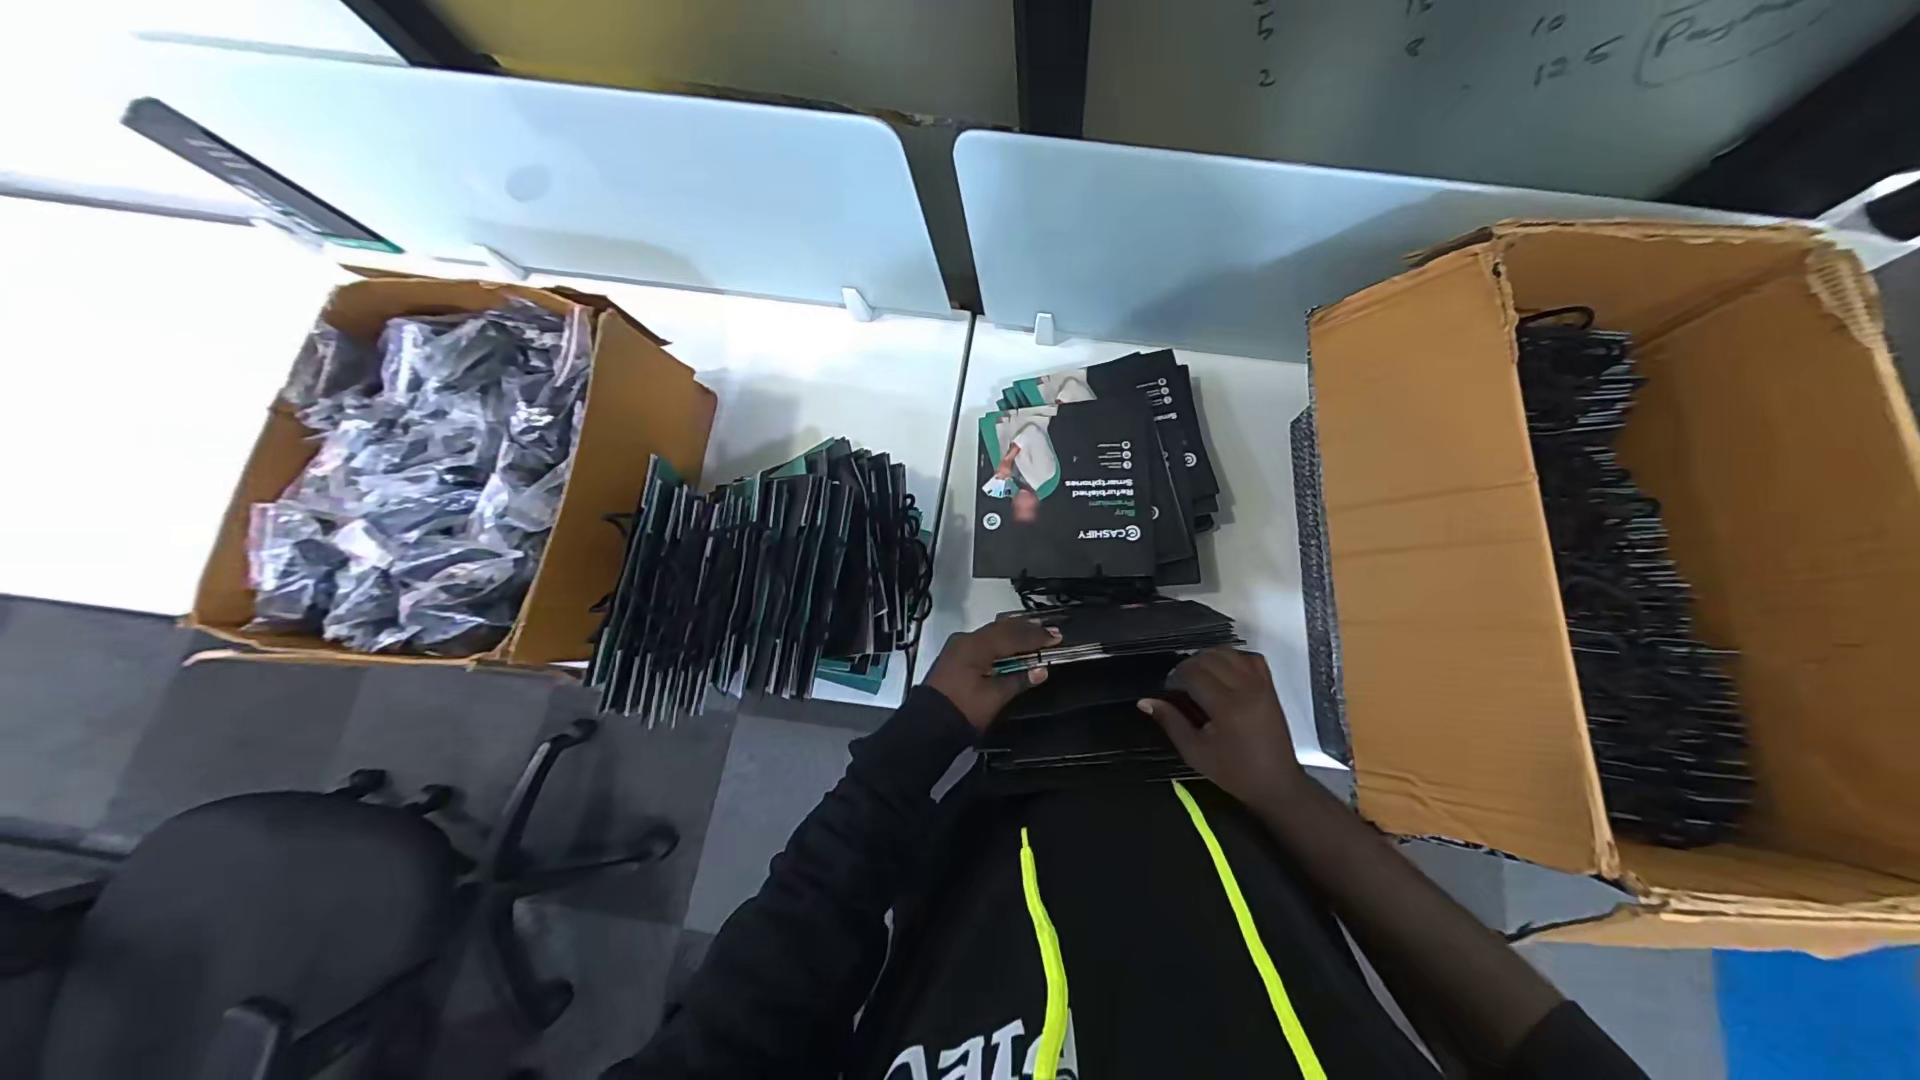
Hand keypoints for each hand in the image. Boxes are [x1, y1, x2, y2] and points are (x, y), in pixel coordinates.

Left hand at [925, 617, 1060, 730]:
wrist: (928, 726)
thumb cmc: (963, 709)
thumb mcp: (994, 697)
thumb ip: (1019, 679)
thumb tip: (1041, 670)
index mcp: (975, 646)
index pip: (1012, 636)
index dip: (1036, 637)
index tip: (1056, 637)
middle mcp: (965, 640)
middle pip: (1001, 629)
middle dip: (1026, 630)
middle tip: (1050, 631)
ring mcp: (958, 647)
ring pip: (992, 634)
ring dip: (1014, 635)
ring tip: (1036, 634)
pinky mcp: (955, 657)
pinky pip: (983, 642)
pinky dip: (1001, 643)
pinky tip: (1012, 646)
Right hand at [1138, 648, 1306, 808]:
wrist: (1275, 783)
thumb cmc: (1233, 771)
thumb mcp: (1194, 751)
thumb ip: (1169, 721)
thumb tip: (1145, 701)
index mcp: (1227, 707)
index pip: (1193, 674)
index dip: (1175, 678)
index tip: (1169, 691)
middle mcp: (1246, 689)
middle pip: (1209, 658)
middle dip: (1188, 666)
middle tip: (1181, 685)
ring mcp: (1261, 685)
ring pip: (1229, 653)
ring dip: (1208, 658)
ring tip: (1198, 677)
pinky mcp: (1270, 687)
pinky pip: (1250, 658)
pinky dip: (1233, 658)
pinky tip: (1222, 672)